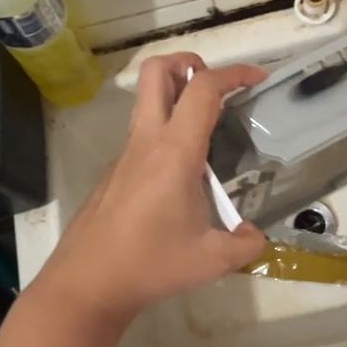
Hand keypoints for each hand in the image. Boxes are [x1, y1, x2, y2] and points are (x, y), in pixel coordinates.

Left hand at [34, 53, 268, 324]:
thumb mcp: (211, 260)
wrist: (88, 282)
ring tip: (207, 130)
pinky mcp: (114, 172)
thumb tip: (255, 236)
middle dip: (189, 63)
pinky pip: (141, 135)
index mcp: (174, 152)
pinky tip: (181, 175)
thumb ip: (243, 244)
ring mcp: (125, 155)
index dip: (234, 73)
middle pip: (157, 71)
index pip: (203, 90)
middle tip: (217, 86)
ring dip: (175, 96)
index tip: (258, 78)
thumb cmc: (150, 265)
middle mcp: (147, 142)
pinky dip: (165, 133)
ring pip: (145, 101)